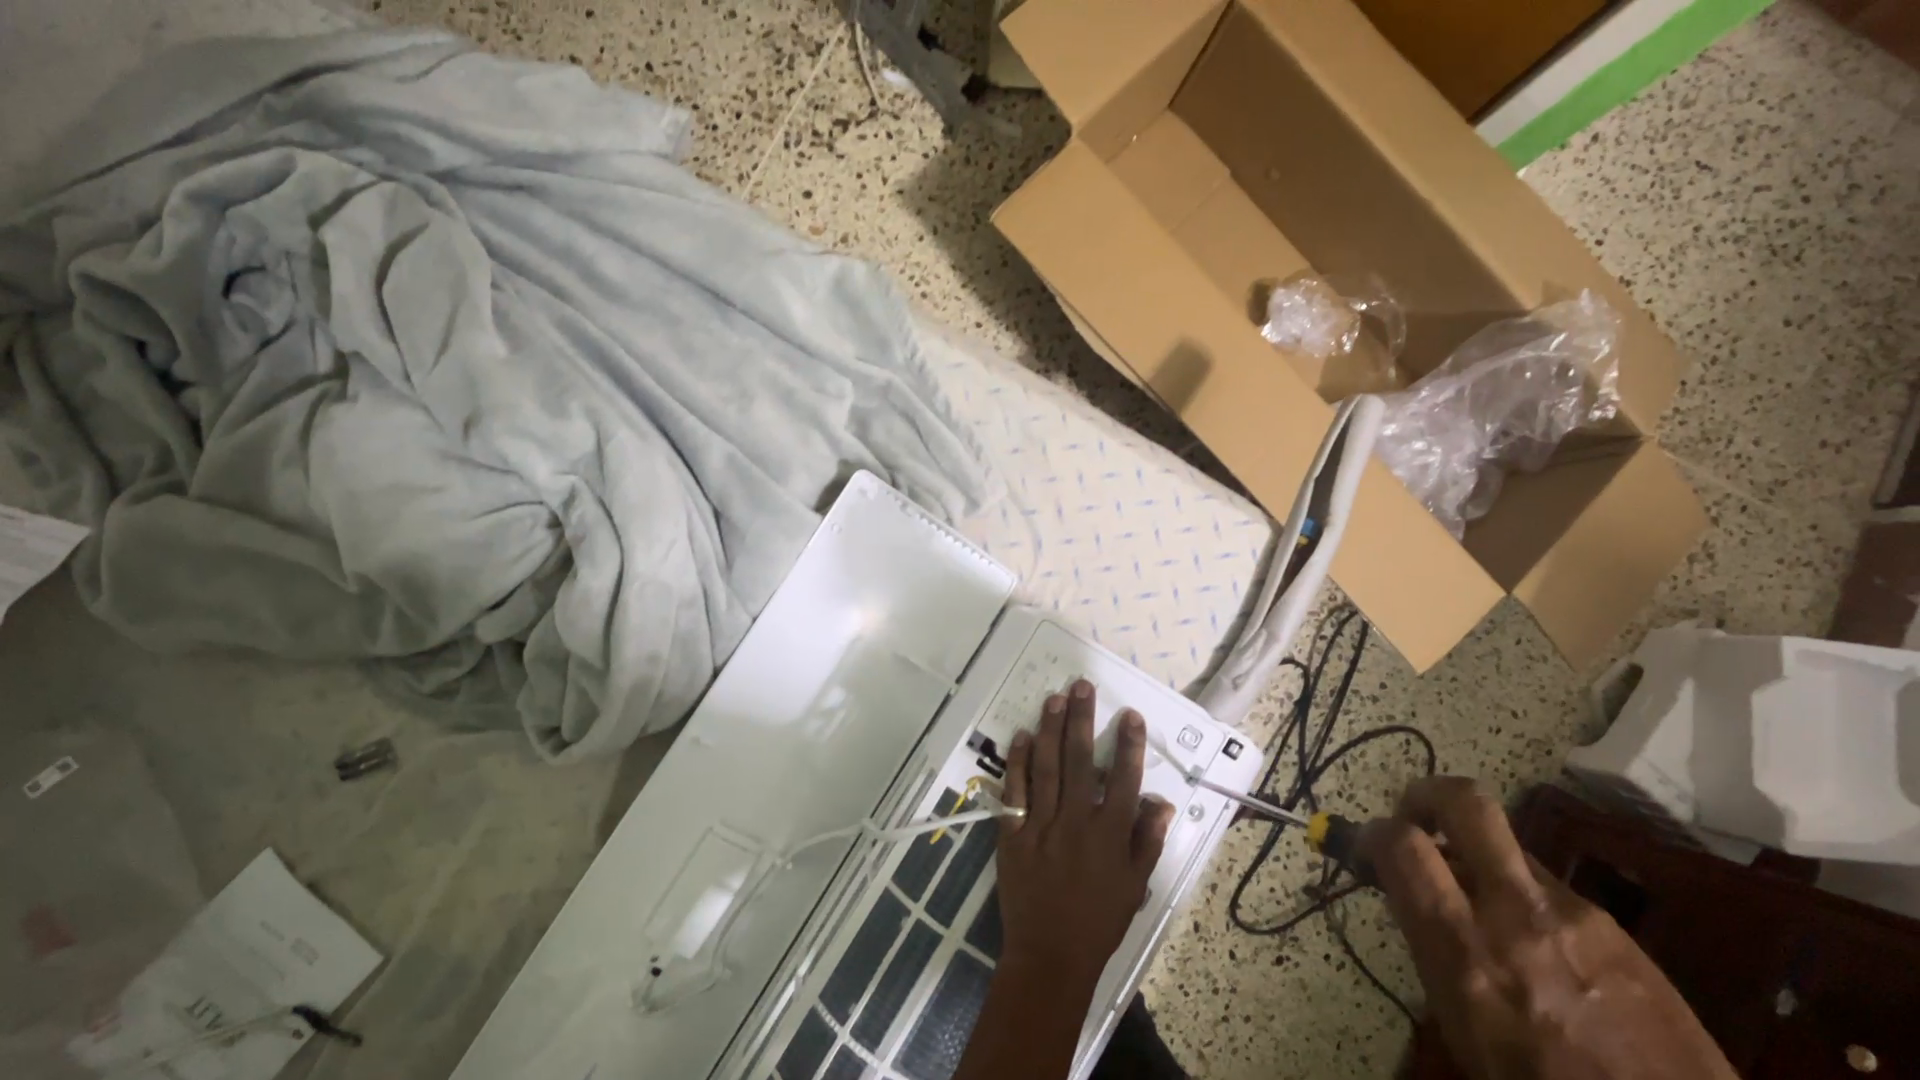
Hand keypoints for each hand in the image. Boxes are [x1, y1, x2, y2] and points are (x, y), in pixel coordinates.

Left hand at [995, 679, 1176, 990]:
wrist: (1050, 955)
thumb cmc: (1099, 922)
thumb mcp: (1136, 885)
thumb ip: (1148, 841)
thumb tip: (1162, 802)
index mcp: (1110, 835)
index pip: (1124, 779)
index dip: (1129, 744)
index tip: (1129, 714)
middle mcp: (1077, 822)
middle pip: (1080, 761)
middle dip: (1082, 719)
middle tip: (1082, 686)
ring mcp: (1042, 826)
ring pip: (1046, 767)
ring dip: (1050, 729)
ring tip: (1054, 698)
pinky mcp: (1012, 835)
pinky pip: (1014, 792)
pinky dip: (1017, 763)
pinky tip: (1021, 737)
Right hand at [1362, 777, 1737, 1079]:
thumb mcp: (1460, 1029)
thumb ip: (1435, 952)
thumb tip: (1415, 901)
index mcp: (1465, 951)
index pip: (1403, 847)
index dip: (1372, 833)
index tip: (1366, 847)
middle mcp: (1516, 913)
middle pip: (1466, 803)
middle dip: (1428, 794)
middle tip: (1412, 816)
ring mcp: (1572, 911)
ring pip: (1508, 845)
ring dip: (1477, 854)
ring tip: (1475, 897)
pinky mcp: (1613, 924)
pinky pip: (1548, 886)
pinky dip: (1522, 895)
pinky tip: (1533, 942)